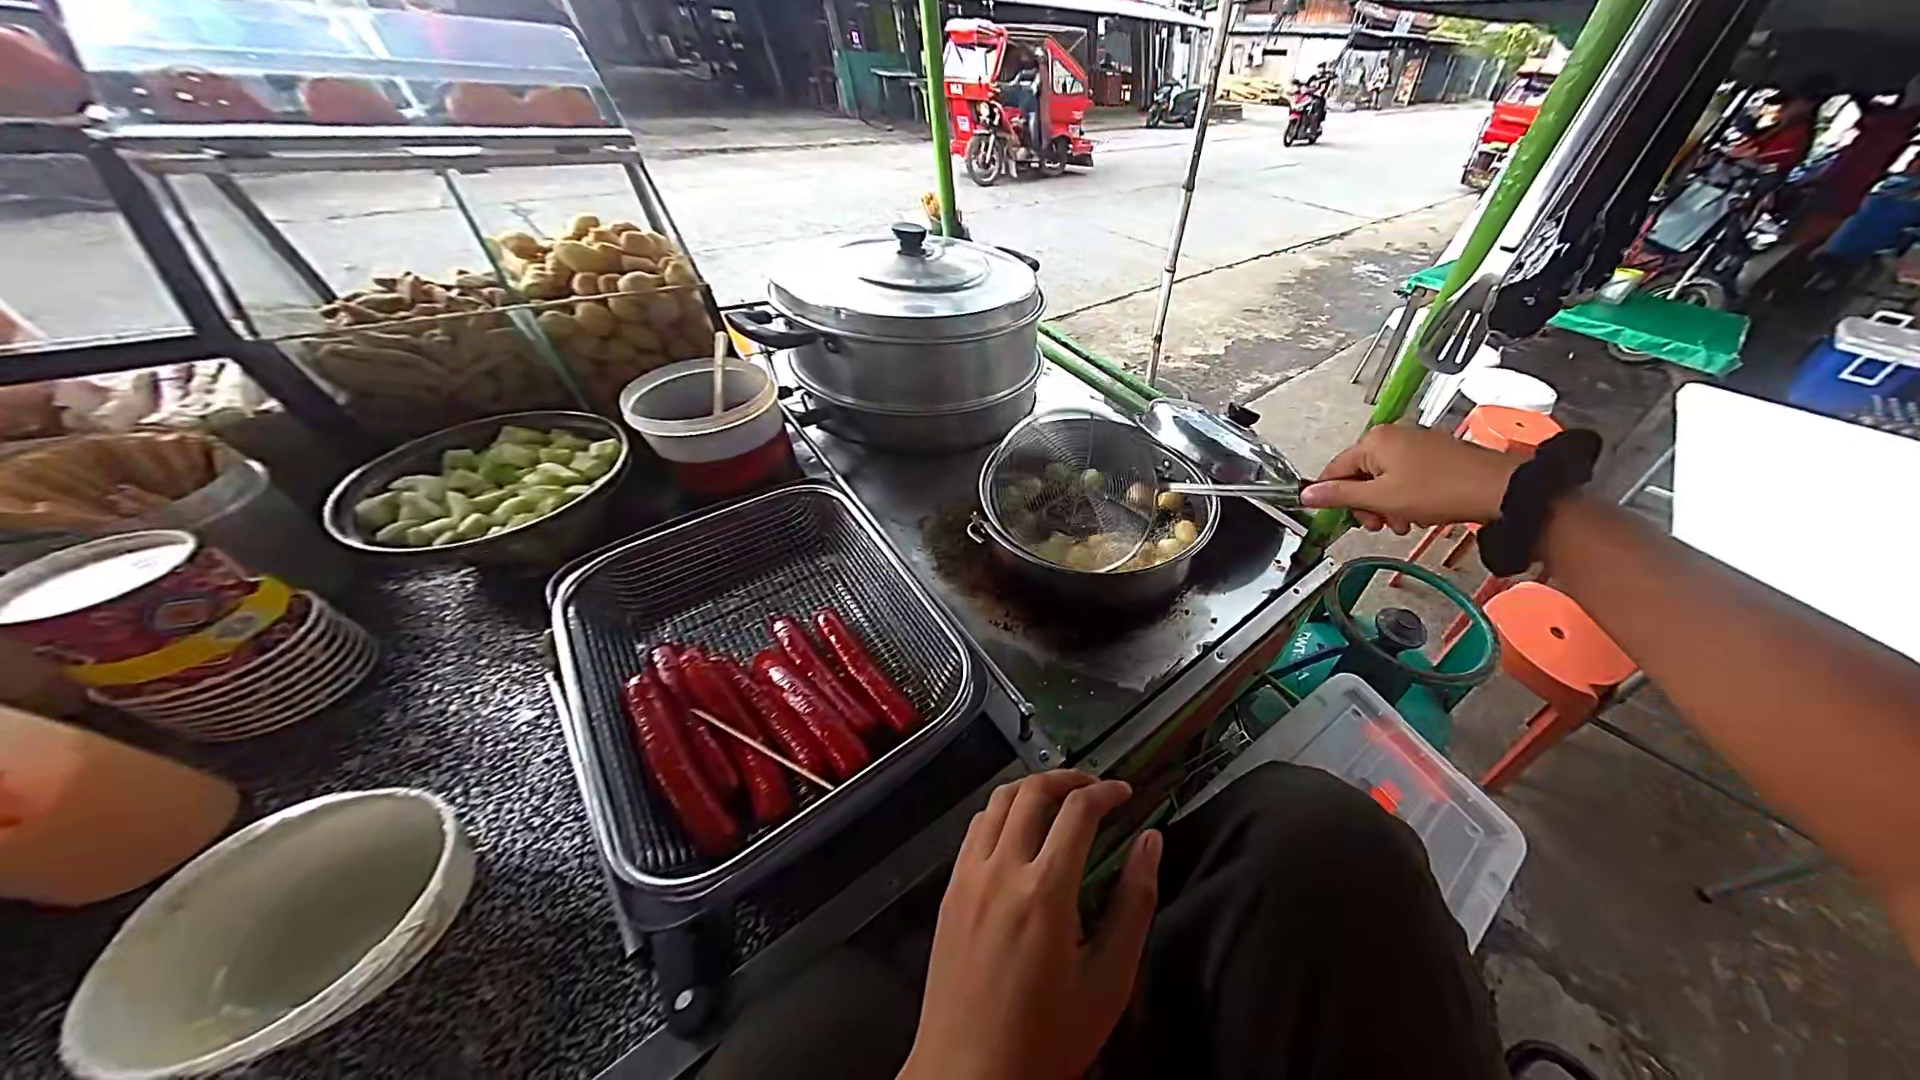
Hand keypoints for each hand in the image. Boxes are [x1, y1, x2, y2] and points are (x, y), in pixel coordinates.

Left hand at [900, 771, 1161, 1079]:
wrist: (968, 1074)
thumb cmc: (1046, 1037)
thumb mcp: (1109, 980)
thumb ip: (1134, 903)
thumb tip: (1151, 843)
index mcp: (1044, 890)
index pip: (1077, 811)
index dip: (1105, 791)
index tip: (1124, 792)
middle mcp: (1001, 870)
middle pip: (1033, 791)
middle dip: (1069, 778)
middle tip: (1094, 787)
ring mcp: (969, 875)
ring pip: (997, 801)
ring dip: (1032, 788)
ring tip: (1059, 799)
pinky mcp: (950, 888)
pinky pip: (975, 828)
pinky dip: (1001, 812)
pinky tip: (1018, 830)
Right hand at [1299, 423, 1519, 533]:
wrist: (1500, 490)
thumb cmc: (1442, 490)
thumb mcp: (1380, 498)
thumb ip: (1339, 496)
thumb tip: (1307, 494)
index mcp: (1373, 441)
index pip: (1334, 470)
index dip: (1332, 496)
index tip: (1335, 516)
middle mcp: (1391, 436)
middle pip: (1358, 475)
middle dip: (1364, 504)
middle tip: (1377, 523)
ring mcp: (1414, 444)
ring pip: (1381, 479)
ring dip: (1385, 505)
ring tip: (1401, 520)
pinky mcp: (1432, 455)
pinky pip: (1402, 476)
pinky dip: (1402, 496)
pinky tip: (1415, 512)